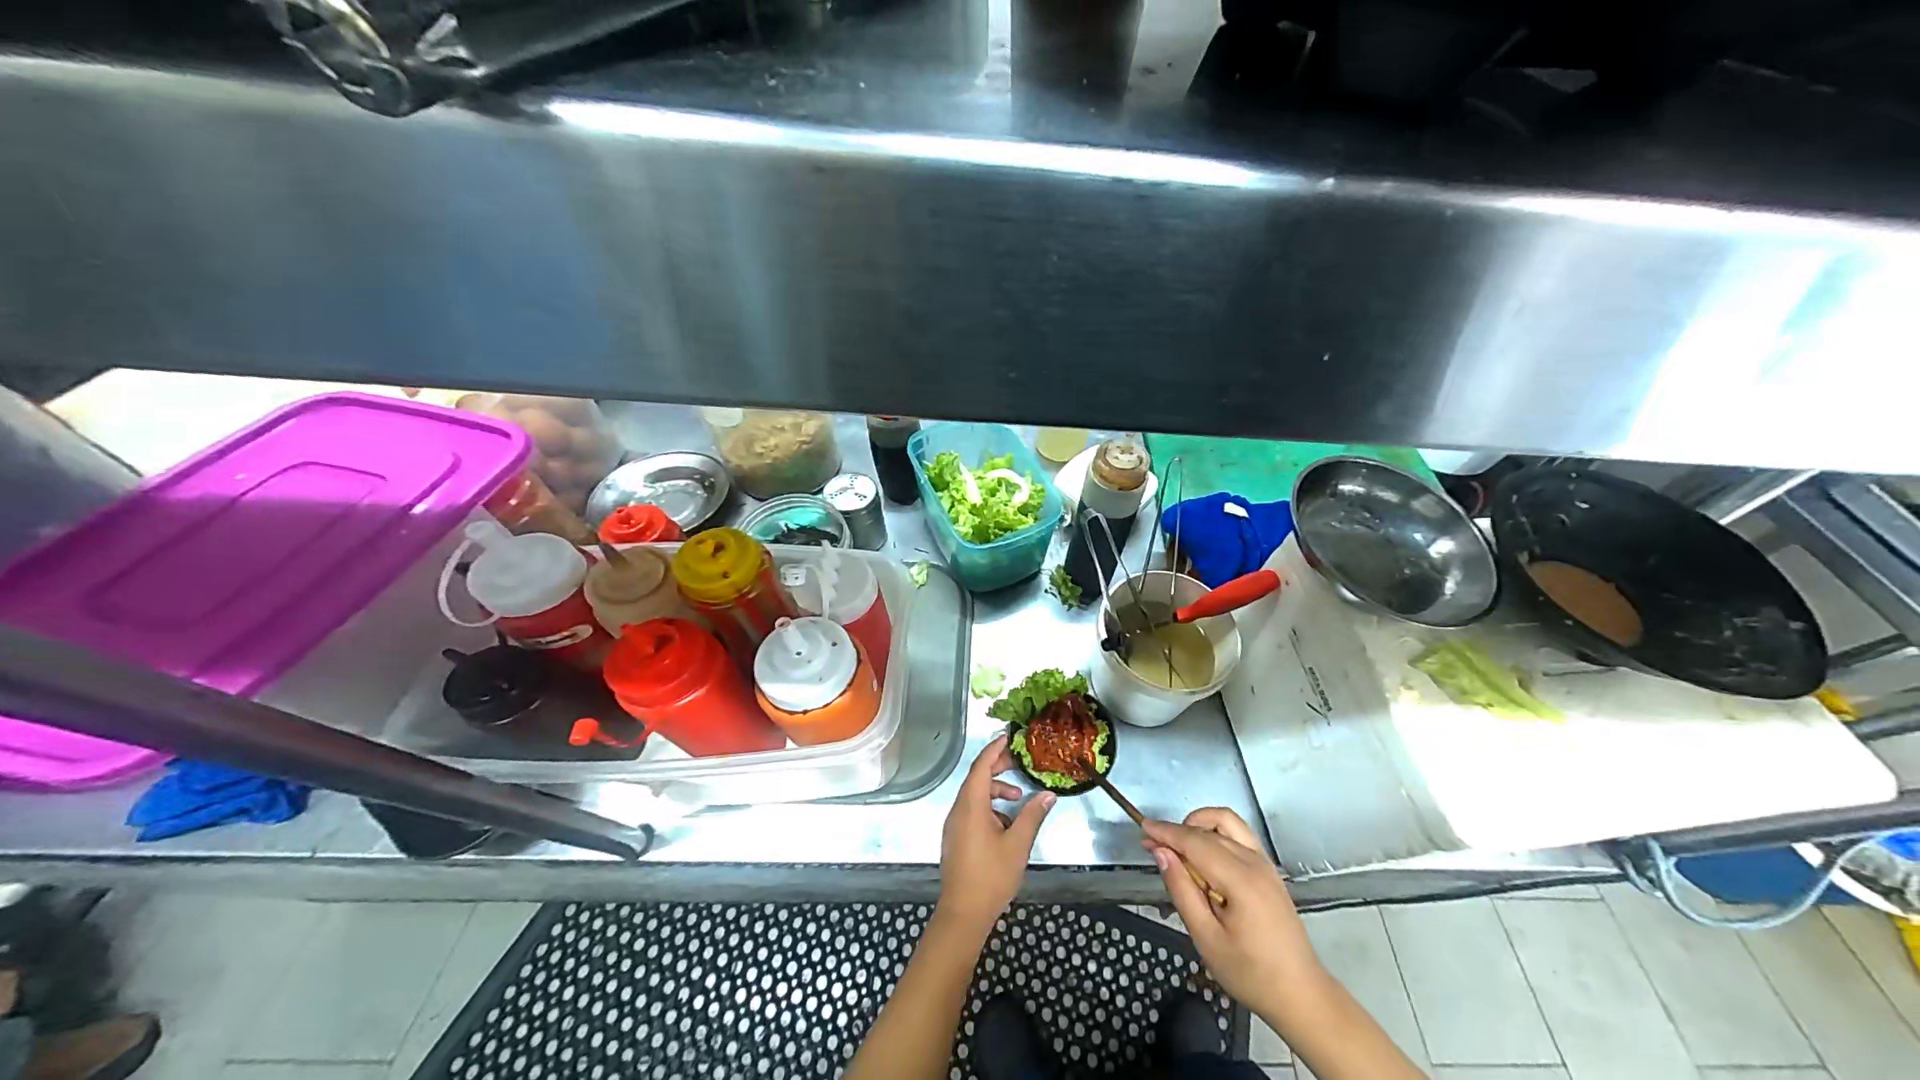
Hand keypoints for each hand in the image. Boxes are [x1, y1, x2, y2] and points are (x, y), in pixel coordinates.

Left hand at [938, 735, 1055, 930]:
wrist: (964, 913)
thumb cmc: (991, 876)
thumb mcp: (1018, 844)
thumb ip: (1032, 815)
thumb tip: (1047, 794)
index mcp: (970, 806)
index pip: (980, 767)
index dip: (994, 750)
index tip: (1008, 737)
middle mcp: (958, 810)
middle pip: (976, 778)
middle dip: (997, 767)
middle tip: (1019, 762)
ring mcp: (955, 825)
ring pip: (974, 796)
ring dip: (995, 790)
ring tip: (1017, 798)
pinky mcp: (956, 838)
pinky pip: (971, 811)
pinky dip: (989, 807)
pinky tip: (1006, 824)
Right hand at [1142, 808, 1320, 1017]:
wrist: (1301, 994)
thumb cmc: (1251, 973)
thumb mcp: (1206, 938)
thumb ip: (1182, 890)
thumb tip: (1161, 853)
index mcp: (1241, 880)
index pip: (1195, 841)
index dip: (1166, 831)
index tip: (1143, 827)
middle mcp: (1255, 863)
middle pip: (1209, 830)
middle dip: (1177, 832)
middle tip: (1153, 847)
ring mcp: (1265, 864)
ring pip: (1227, 823)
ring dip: (1199, 826)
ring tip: (1180, 851)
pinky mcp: (1269, 870)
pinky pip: (1239, 835)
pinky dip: (1216, 834)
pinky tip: (1204, 858)